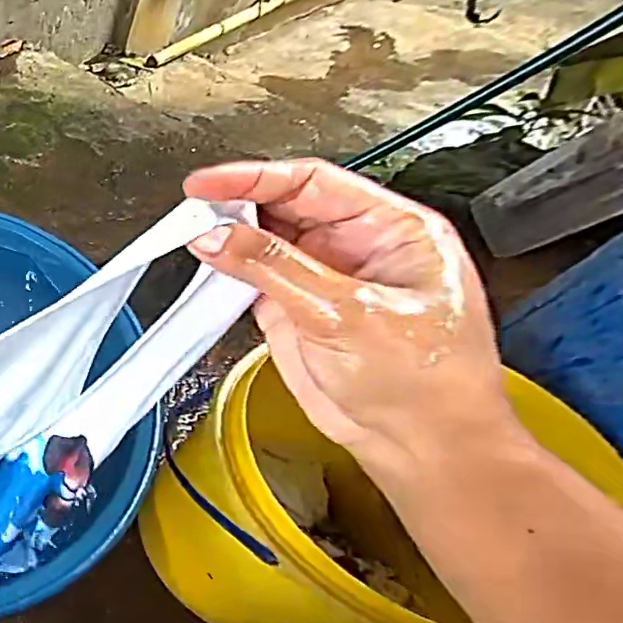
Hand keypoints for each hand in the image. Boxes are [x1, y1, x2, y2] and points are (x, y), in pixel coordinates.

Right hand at [184, 159, 514, 465]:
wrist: (416, 444)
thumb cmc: (425, 383)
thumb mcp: (345, 313)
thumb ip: (275, 269)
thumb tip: (221, 237)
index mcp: (389, 230)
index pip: (313, 183)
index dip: (256, 178)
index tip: (211, 183)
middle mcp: (354, 249)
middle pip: (284, 208)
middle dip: (238, 207)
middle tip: (197, 213)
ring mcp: (321, 281)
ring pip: (263, 244)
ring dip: (230, 242)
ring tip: (197, 239)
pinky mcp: (295, 313)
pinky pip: (253, 282)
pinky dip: (228, 276)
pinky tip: (212, 272)